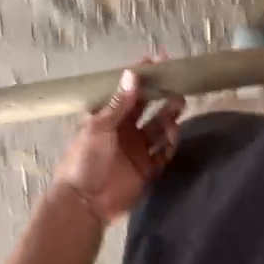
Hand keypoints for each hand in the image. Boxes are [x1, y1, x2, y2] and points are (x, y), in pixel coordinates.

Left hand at [52, 65, 182, 224]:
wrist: (84, 201)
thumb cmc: (86, 158)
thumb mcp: (101, 127)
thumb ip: (120, 103)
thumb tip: (132, 73)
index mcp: (109, 118)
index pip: (129, 93)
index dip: (141, 79)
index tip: (157, 62)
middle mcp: (125, 131)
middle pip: (148, 110)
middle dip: (162, 97)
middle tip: (177, 86)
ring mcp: (137, 151)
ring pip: (159, 129)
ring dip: (169, 118)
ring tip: (179, 106)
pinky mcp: (146, 170)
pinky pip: (163, 154)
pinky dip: (170, 144)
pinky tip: (174, 135)